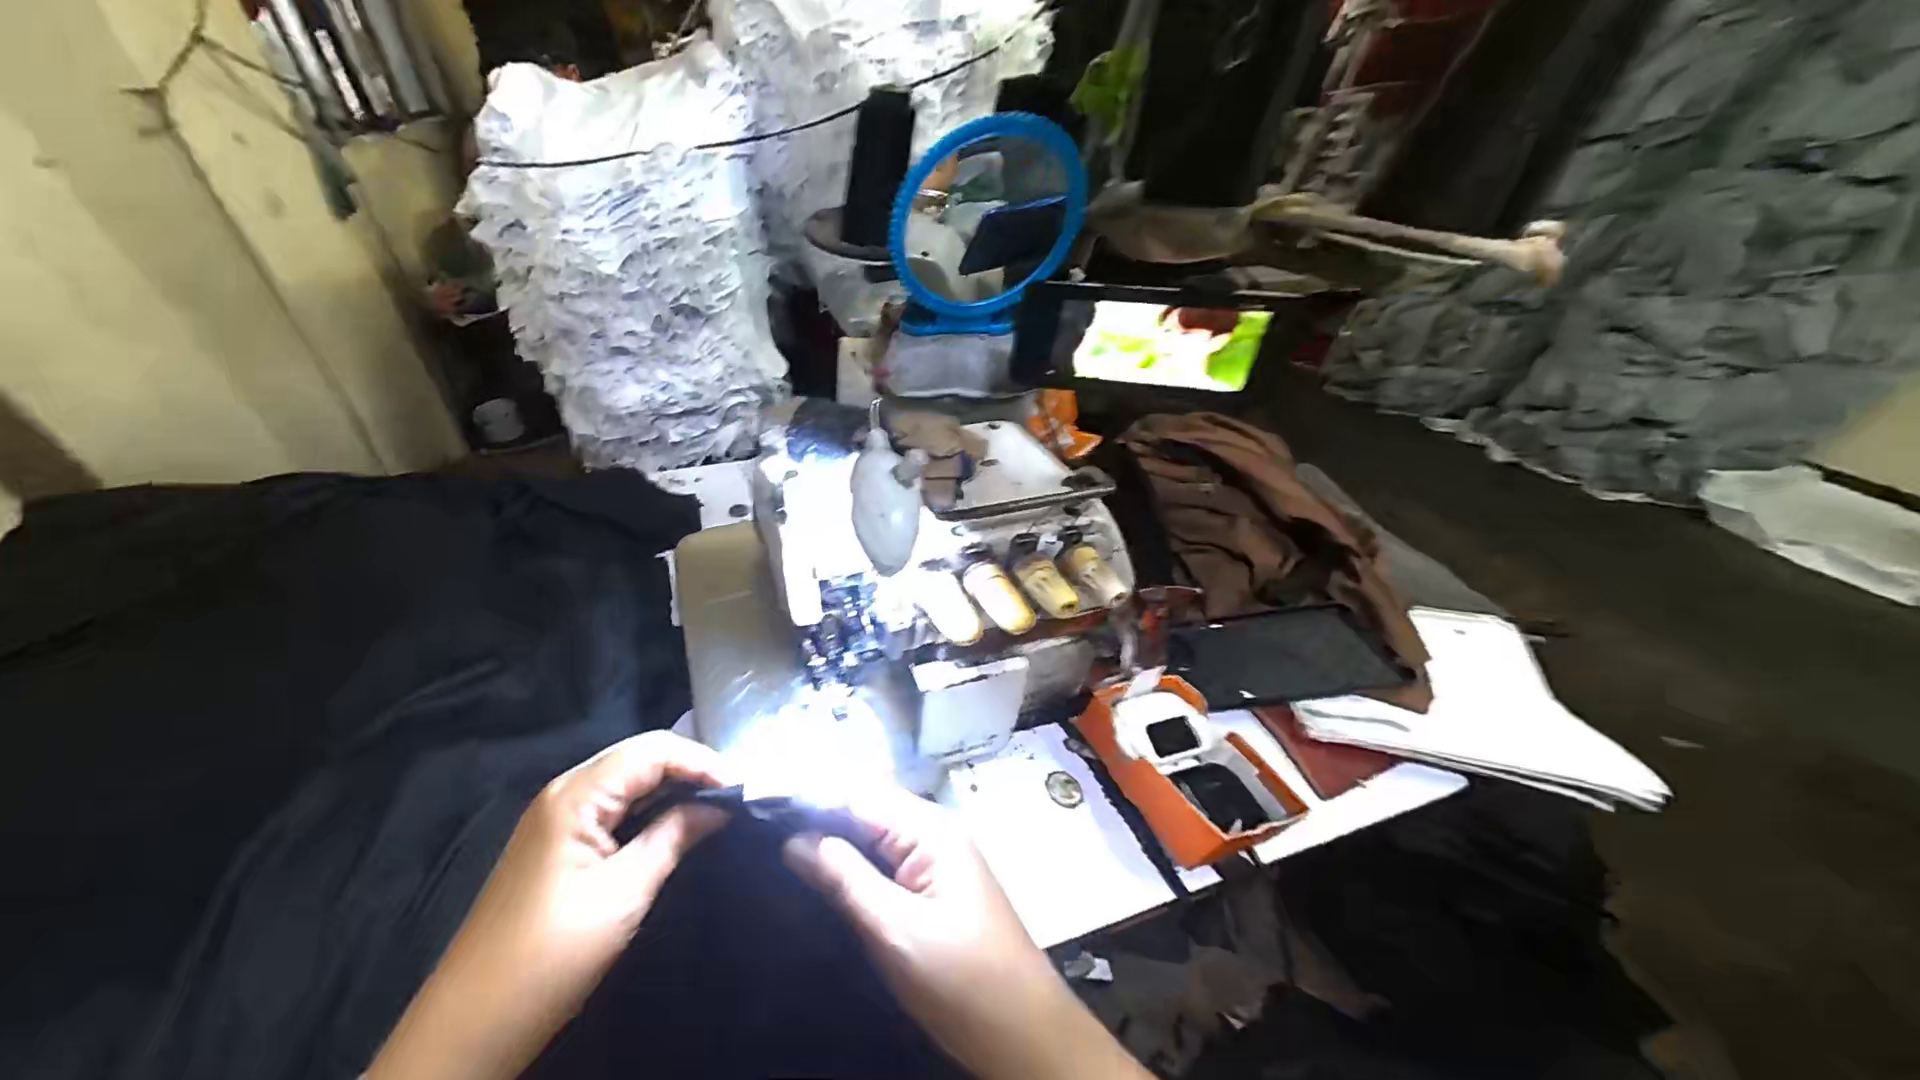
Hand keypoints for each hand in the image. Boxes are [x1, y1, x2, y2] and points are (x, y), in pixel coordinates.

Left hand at [369, 731, 731, 1079]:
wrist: (467, 1029)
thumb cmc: (549, 958)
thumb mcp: (624, 894)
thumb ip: (675, 836)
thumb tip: (720, 805)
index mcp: (575, 796)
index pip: (654, 749)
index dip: (703, 760)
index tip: (745, 786)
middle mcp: (564, 792)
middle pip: (641, 754)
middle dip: (692, 765)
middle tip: (737, 793)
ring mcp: (557, 816)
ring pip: (629, 776)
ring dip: (674, 783)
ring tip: (718, 803)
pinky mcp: (558, 842)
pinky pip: (615, 803)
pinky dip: (652, 804)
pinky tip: (677, 820)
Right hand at [784, 788, 1150, 1079]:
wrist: (1023, 1033)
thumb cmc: (961, 980)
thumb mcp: (894, 930)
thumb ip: (844, 878)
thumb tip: (795, 838)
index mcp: (930, 830)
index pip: (861, 794)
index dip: (812, 794)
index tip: (762, 799)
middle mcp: (933, 832)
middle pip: (867, 807)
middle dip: (818, 811)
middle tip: (763, 818)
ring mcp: (935, 858)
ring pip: (874, 833)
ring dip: (832, 834)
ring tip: (778, 835)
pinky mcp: (932, 886)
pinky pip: (885, 859)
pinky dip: (852, 859)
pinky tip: (822, 867)